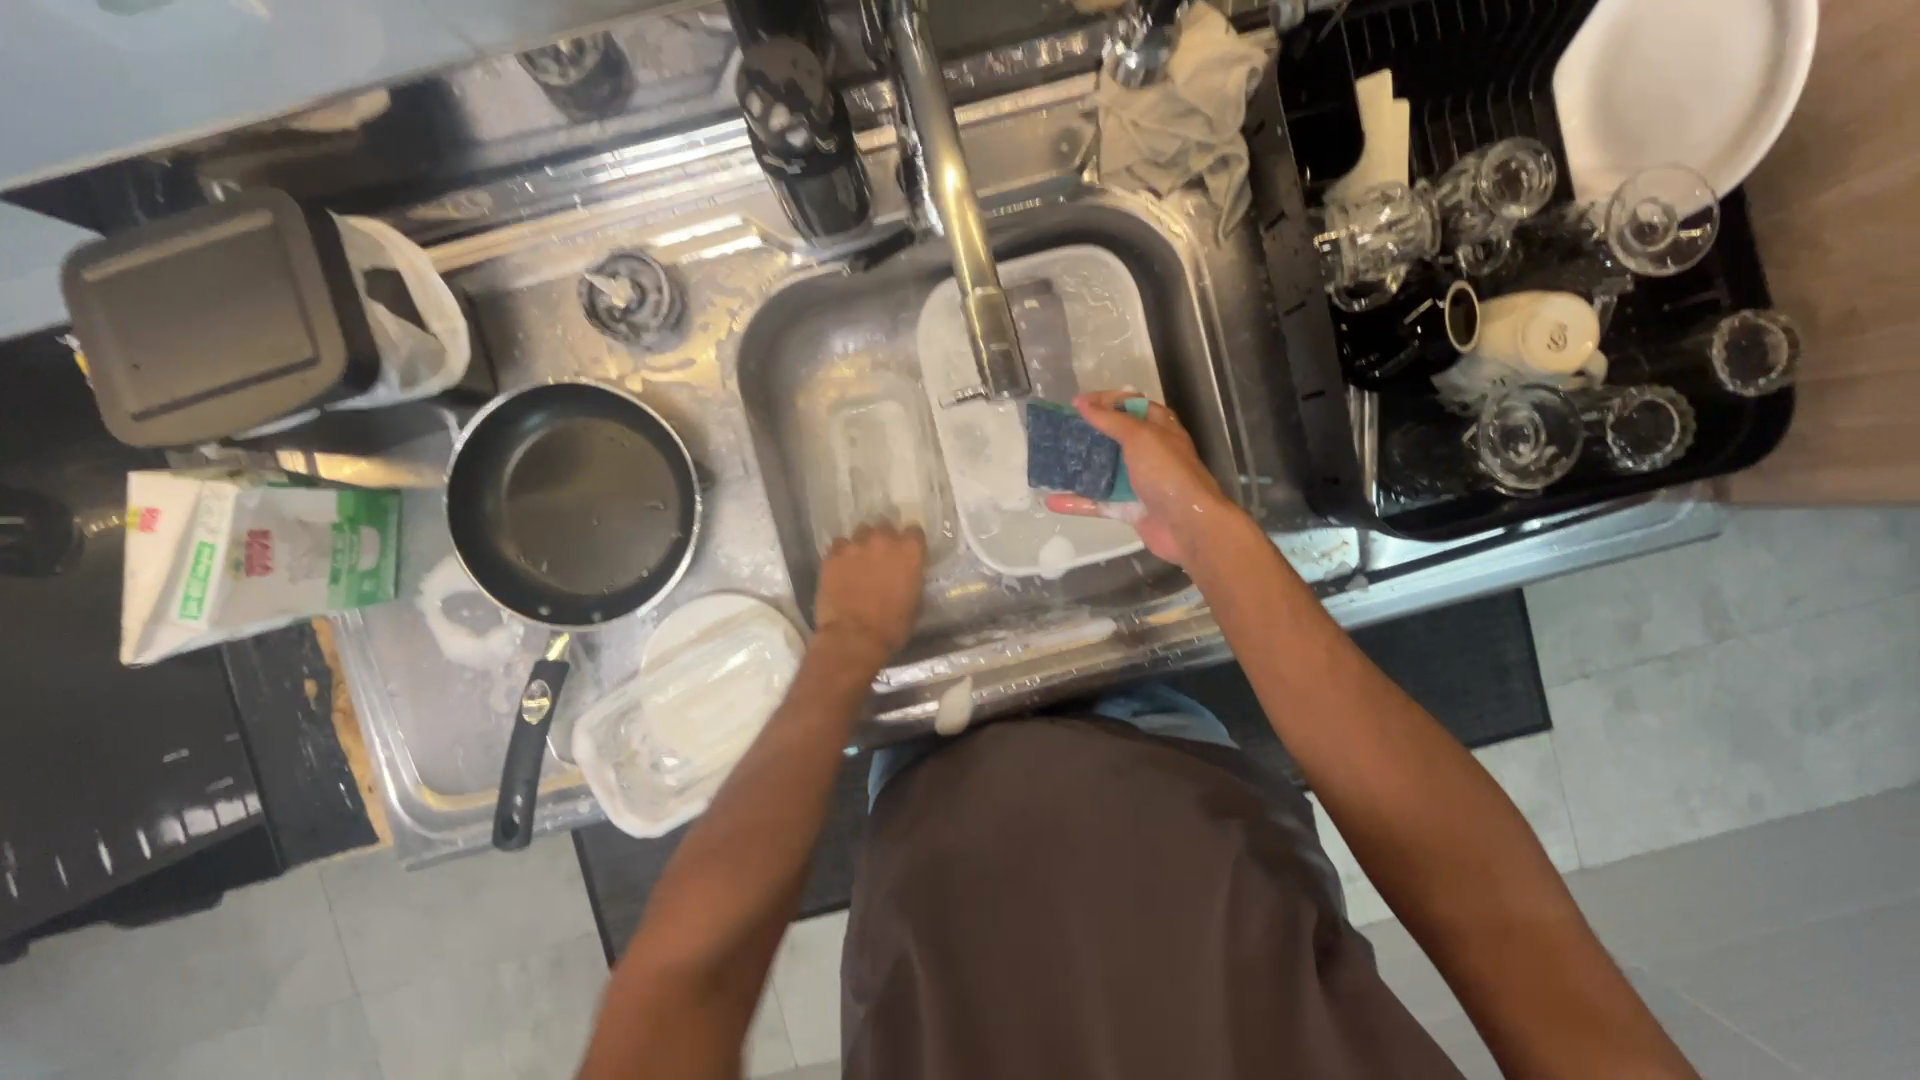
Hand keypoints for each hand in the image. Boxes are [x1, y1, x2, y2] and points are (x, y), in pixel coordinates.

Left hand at [814, 521, 926, 660]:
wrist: (854, 638)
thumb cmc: (892, 626)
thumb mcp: (914, 600)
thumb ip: (910, 575)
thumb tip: (905, 571)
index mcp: (909, 551)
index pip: (914, 530)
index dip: (910, 542)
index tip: (907, 553)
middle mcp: (883, 540)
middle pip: (885, 526)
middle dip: (884, 538)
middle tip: (881, 556)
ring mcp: (854, 545)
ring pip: (859, 532)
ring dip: (862, 544)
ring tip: (858, 560)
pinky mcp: (832, 555)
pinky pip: (838, 546)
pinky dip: (841, 554)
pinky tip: (841, 569)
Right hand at [1044, 391, 1239, 565]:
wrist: (1189, 525)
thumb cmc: (1167, 473)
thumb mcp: (1140, 437)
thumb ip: (1111, 419)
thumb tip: (1083, 403)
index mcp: (1159, 428)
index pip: (1131, 404)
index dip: (1106, 400)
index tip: (1076, 404)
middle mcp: (1150, 452)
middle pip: (1115, 437)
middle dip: (1088, 433)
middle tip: (1061, 430)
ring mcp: (1139, 482)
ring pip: (1104, 471)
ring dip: (1079, 468)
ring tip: (1051, 461)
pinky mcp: (1129, 509)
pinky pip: (1099, 502)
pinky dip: (1077, 502)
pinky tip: (1052, 501)